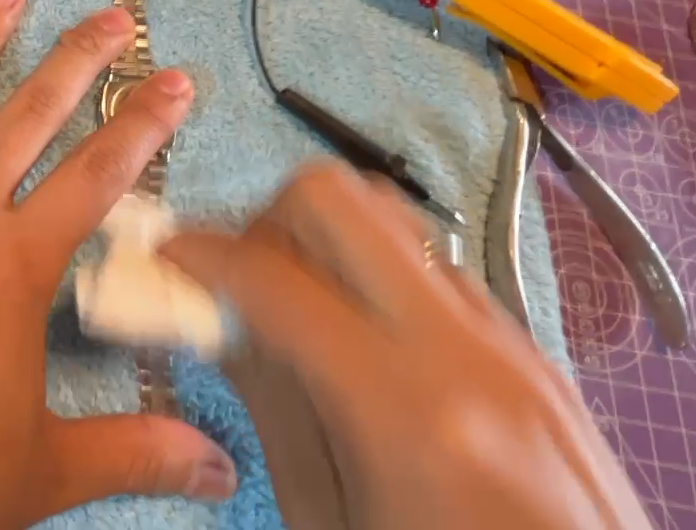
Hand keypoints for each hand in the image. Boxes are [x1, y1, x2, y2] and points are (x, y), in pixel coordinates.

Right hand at [163, 164, 651, 529]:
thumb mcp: (325, 514)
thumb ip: (268, 400)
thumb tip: (212, 314)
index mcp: (406, 408)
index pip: (270, 276)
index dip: (197, 252)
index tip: (164, 257)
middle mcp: (466, 348)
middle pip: (333, 198)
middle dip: (264, 220)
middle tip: (241, 275)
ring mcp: (510, 338)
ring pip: (385, 211)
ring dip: (320, 233)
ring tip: (298, 296)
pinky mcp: (532, 344)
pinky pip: (428, 260)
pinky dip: (370, 267)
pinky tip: (359, 332)